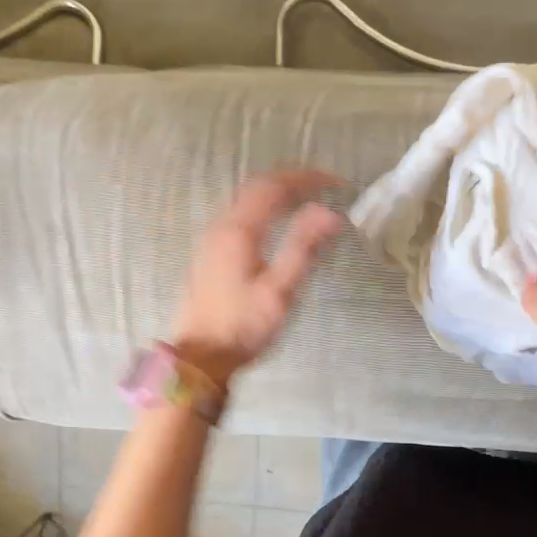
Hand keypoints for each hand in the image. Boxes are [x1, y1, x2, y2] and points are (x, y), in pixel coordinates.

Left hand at [173, 170, 342, 385]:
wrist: (201, 358)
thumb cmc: (243, 327)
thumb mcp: (280, 291)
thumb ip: (303, 248)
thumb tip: (329, 213)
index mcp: (238, 231)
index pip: (273, 186)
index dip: (305, 178)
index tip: (335, 182)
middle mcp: (220, 227)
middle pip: (255, 188)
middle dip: (290, 181)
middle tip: (322, 186)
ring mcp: (210, 241)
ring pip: (245, 202)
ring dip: (275, 195)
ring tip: (304, 202)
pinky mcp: (209, 256)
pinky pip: (238, 217)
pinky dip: (263, 210)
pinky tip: (276, 226)